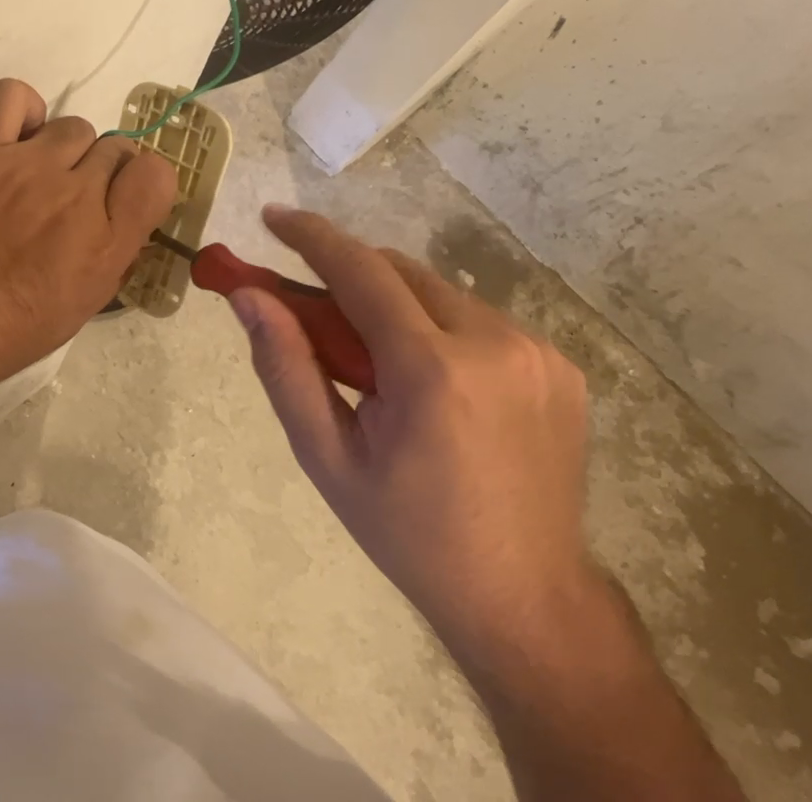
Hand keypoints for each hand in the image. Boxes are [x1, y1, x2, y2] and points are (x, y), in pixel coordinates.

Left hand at [0, 78, 175, 406]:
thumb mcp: (75, 312)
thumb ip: (107, 260)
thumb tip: (117, 229)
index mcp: (107, 243)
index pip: (156, 175)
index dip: (141, 187)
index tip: (121, 206)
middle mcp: (76, 195)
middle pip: (114, 148)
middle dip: (101, 175)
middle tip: (68, 204)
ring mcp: (26, 167)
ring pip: (73, 127)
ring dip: (64, 151)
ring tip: (36, 180)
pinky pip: (12, 97)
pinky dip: (22, 109)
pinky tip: (14, 139)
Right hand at [229, 205, 598, 656]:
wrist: (523, 593)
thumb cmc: (406, 530)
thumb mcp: (326, 456)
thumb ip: (285, 367)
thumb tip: (248, 297)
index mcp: (431, 369)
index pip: (361, 271)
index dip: (312, 237)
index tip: (274, 217)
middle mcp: (495, 343)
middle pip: (403, 273)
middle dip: (349, 276)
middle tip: (311, 312)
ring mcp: (539, 353)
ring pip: (444, 294)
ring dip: (395, 306)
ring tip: (374, 366)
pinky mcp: (562, 368)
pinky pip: (482, 322)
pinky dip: (439, 330)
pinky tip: (430, 385)